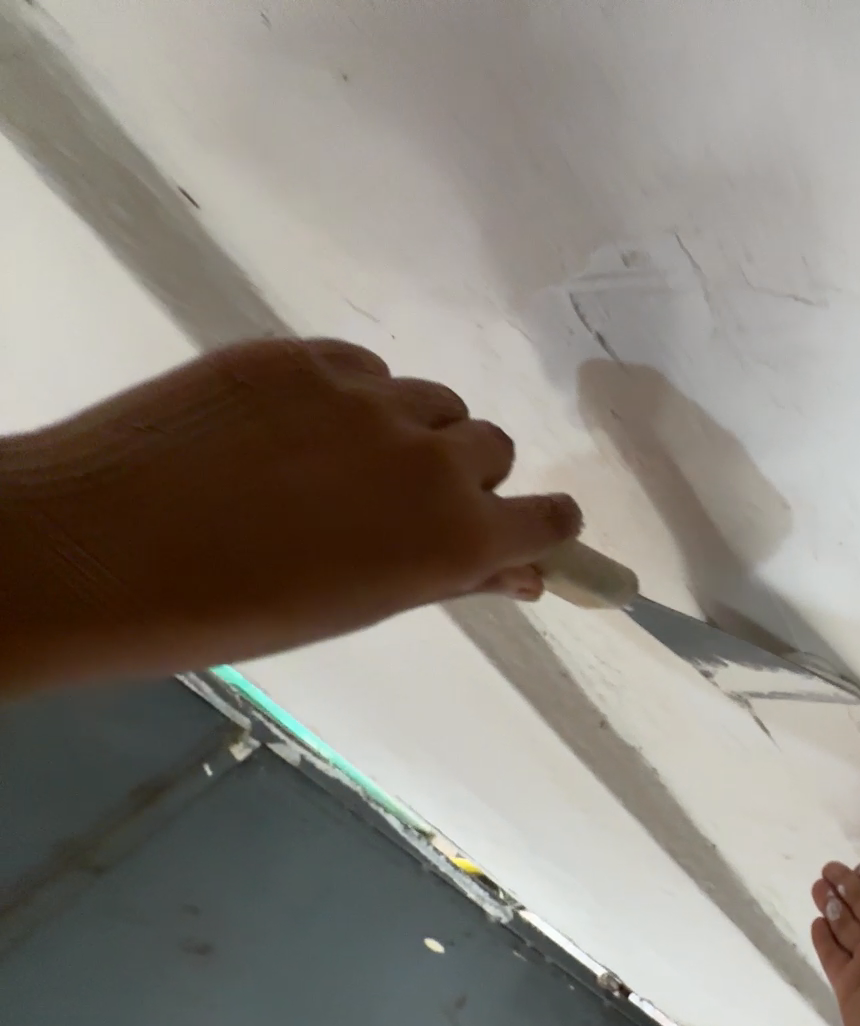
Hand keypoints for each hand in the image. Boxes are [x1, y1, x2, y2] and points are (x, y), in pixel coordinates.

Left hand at [0, 338, 580, 693]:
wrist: (80, 554)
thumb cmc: (240, 608)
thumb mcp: (369, 605)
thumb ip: (462, 578)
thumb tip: (527, 575)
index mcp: (460, 536)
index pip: (555, 516)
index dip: (545, 523)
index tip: (520, 527)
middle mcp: (438, 463)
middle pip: (496, 448)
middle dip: (465, 473)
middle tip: (399, 499)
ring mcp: (374, 403)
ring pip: (437, 403)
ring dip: (414, 430)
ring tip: (341, 456)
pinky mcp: (308, 359)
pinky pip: (368, 370)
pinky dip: (353, 395)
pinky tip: (296, 424)